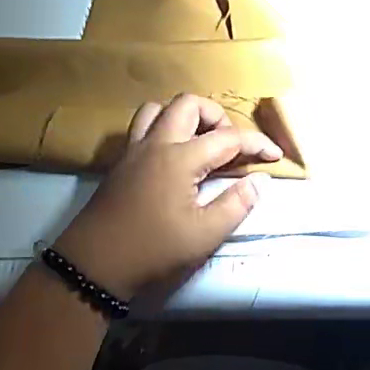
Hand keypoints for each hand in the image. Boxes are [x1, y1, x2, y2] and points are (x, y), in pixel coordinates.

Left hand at [52, 93, 281, 300]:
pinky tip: (175, 157)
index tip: (276, 157)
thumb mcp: (204, 235)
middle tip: (232, 147)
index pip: (228, 138)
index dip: (257, 144)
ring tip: (202, 144)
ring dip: (186, 118)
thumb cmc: (154, 250)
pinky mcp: (121, 163)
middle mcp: (156, 144)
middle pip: (190, 104)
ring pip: (160, 109)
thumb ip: (237, 204)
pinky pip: (143, 127)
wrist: (94, 264)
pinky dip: (165, 129)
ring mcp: (134, 150)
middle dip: (218, 117)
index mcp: (180, 158)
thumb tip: (260, 180)